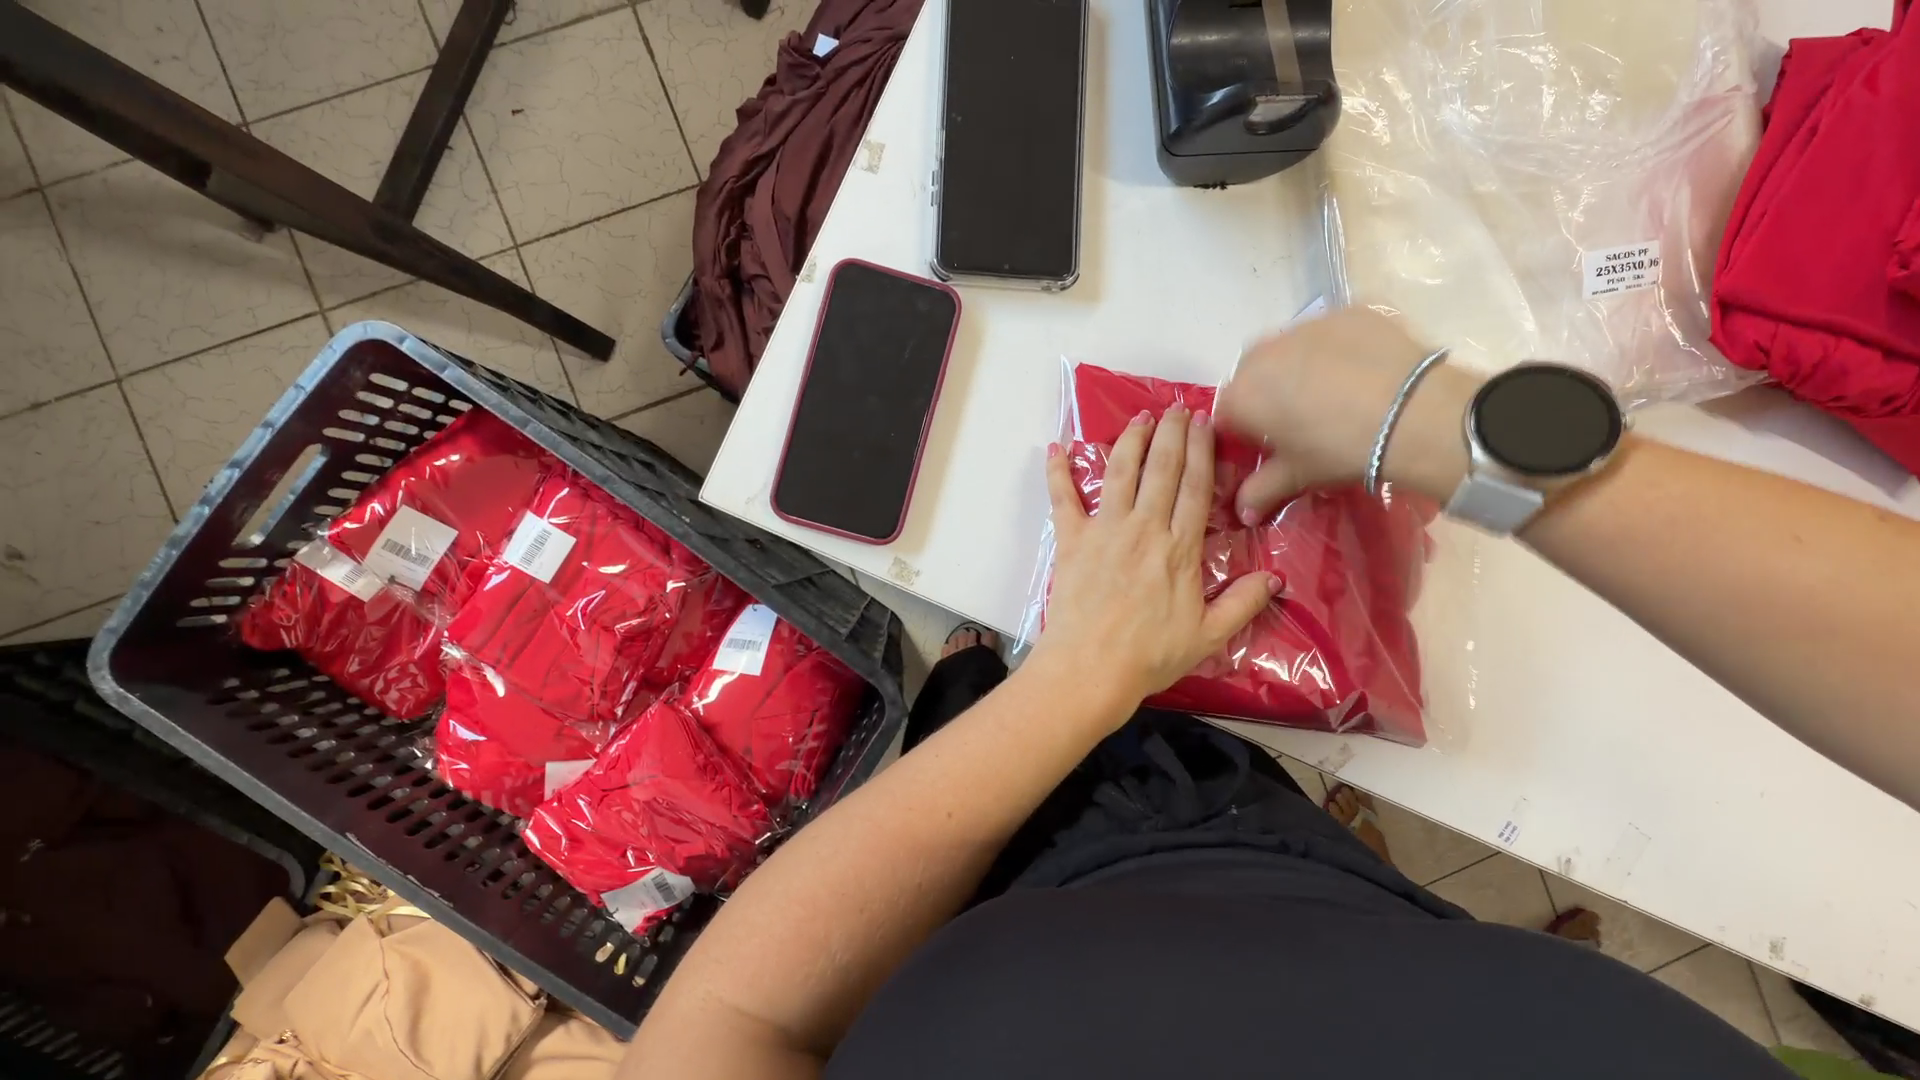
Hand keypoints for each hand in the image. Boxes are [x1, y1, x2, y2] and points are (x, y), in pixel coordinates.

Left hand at [1030, 406, 1277, 715]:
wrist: (1090, 669)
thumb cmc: (1150, 656)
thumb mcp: (1208, 636)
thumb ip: (1241, 604)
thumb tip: (1275, 579)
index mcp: (1180, 548)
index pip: (1196, 488)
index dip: (1202, 451)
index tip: (1204, 422)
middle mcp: (1144, 528)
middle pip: (1162, 470)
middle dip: (1171, 433)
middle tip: (1176, 407)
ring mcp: (1104, 531)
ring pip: (1120, 473)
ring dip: (1130, 440)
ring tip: (1139, 417)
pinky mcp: (1071, 541)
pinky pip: (1063, 498)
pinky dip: (1058, 471)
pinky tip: (1056, 447)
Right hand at [1215, 307, 1482, 523]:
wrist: (1414, 412)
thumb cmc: (1341, 449)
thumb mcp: (1298, 475)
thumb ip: (1261, 491)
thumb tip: (1242, 513)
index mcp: (1242, 395)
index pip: (1224, 415)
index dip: (1241, 433)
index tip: (1264, 447)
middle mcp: (1262, 353)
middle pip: (1251, 375)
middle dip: (1265, 395)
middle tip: (1298, 421)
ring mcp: (1305, 326)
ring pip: (1287, 349)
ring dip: (1296, 368)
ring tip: (1332, 394)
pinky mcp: (1345, 312)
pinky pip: (1328, 333)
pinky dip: (1335, 349)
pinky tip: (1361, 372)